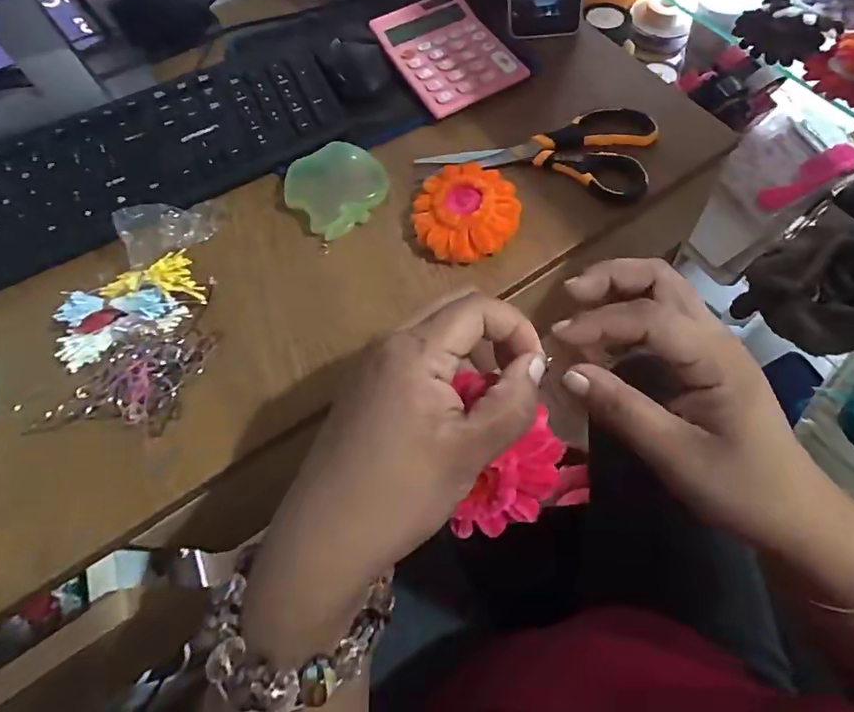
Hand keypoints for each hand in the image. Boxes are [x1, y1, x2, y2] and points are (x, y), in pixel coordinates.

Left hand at [240, 293, 545, 661]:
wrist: (319, 545)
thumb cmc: (400, 495)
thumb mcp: (470, 451)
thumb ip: (512, 402)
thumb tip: (534, 364)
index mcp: (414, 350)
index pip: (479, 307)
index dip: (517, 328)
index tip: (535, 368)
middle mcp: (389, 343)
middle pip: (456, 308)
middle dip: (496, 332)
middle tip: (515, 374)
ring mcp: (371, 364)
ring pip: (436, 330)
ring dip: (472, 350)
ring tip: (489, 398)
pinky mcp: (364, 386)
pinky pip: (415, 354)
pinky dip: (446, 365)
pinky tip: (453, 411)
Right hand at [549, 259, 840, 557]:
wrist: (794, 511)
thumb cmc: (740, 488)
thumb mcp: (676, 456)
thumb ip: (622, 409)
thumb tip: (569, 373)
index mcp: (714, 356)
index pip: (649, 315)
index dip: (600, 320)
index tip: (558, 337)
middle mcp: (716, 335)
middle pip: (662, 278)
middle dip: (613, 277)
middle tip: (571, 295)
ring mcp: (716, 343)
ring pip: (666, 290)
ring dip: (623, 289)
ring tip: (582, 307)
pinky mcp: (710, 357)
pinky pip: (668, 316)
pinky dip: (634, 312)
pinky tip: (610, 337)